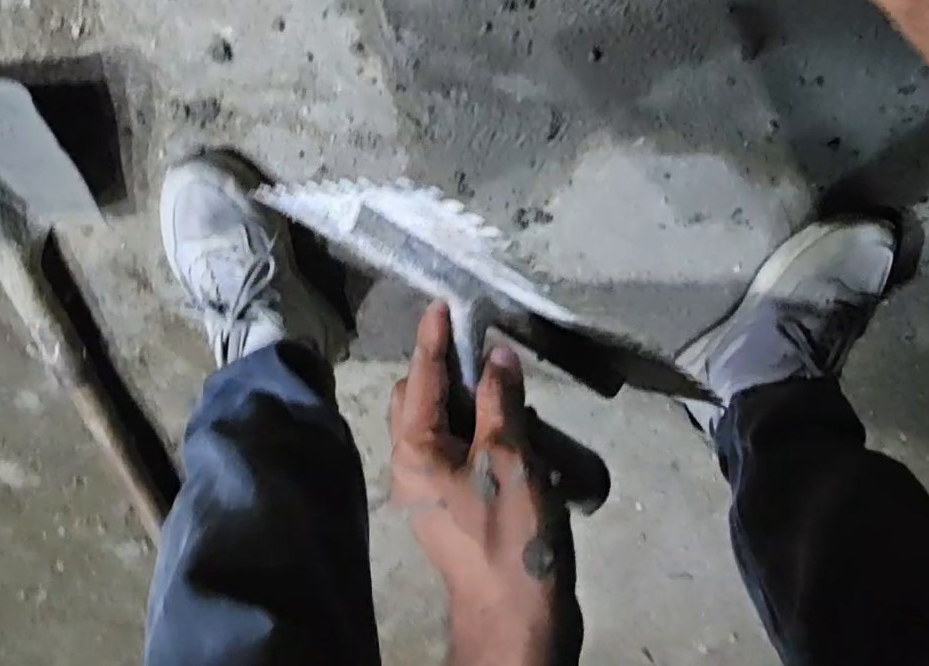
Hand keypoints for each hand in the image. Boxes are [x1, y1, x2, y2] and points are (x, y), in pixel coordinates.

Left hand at [389, 303, 576, 665]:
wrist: (517, 624)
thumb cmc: (510, 537)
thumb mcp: (510, 459)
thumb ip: (499, 401)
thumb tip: (497, 355)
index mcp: (413, 449)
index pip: (420, 376)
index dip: (432, 338)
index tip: (442, 303)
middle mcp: (410, 463)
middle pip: (420, 397)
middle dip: (449, 371)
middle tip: (485, 354)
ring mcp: (429, 486)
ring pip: (440, 423)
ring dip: (469, 401)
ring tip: (505, 391)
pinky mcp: (451, 502)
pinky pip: (457, 449)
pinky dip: (479, 431)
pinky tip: (512, 431)